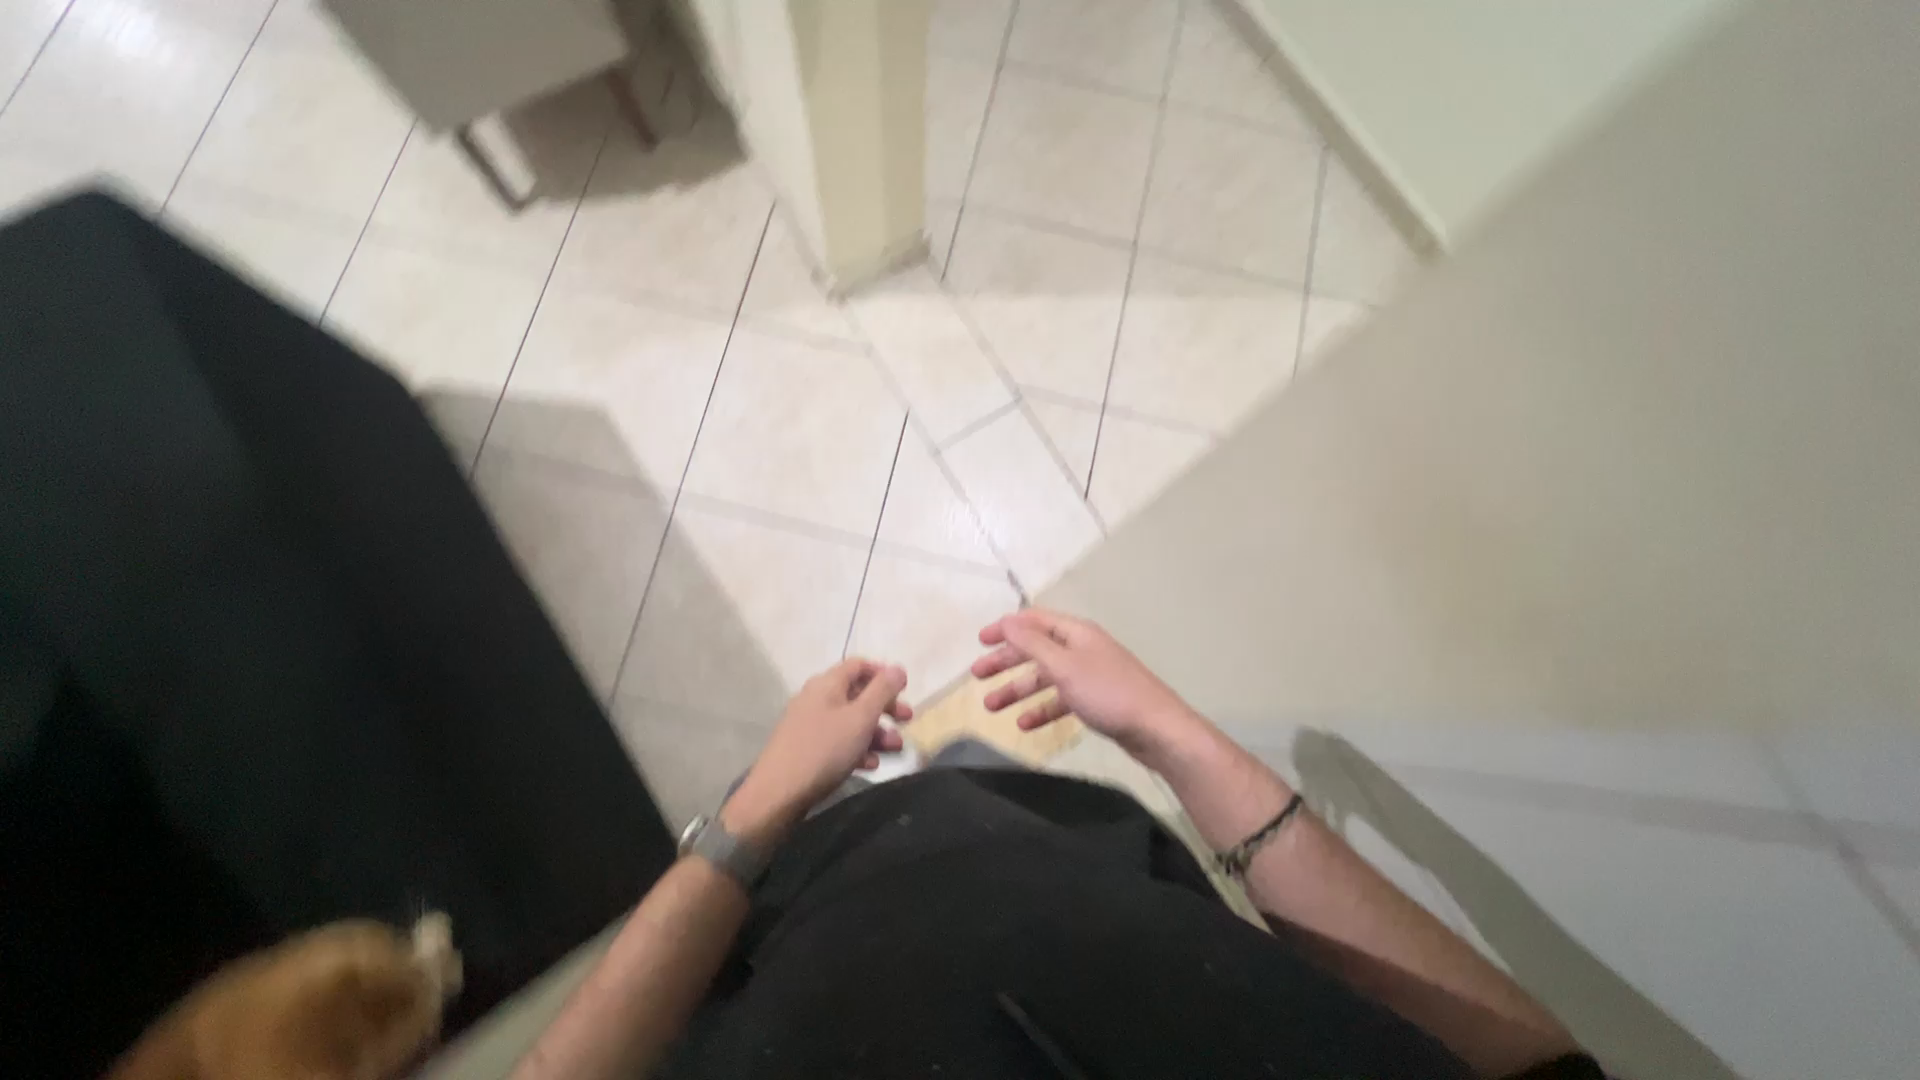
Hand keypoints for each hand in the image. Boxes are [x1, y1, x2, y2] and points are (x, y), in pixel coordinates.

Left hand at [723, 658, 911, 846]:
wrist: (778, 793)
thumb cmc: (824, 749)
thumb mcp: (860, 717)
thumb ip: (882, 691)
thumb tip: (898, 668)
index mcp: (827, 683)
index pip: (859, 665)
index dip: (884, 673)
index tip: (905, 690)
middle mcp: (816, 698)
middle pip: (857, 694)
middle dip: (885, 707)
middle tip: (907, 721)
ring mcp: (808, 724)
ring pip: (850, 720)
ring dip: (875, 731)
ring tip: (894, 749)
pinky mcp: (806, 748)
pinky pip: (837, 741)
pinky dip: (857, 748)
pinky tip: (870, 764)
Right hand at [971, 609, 1201, 759]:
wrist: (1157, 729)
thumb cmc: (1108, 693)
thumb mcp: (1064, 666)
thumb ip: (1032, 643)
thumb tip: (1007, 620)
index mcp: (1075, 633)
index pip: (1033, 621)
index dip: (1006, 628)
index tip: (980, 641)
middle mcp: (1082, 649)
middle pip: (1036, 649)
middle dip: (1006, 662)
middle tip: (977, 675)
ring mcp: (1090, 675)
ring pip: (1045, 678)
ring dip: (1018, 690)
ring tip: (991, 707)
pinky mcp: (1096, 701)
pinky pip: (1061, 700)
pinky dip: (1041, 709)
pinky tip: (1025, 725)